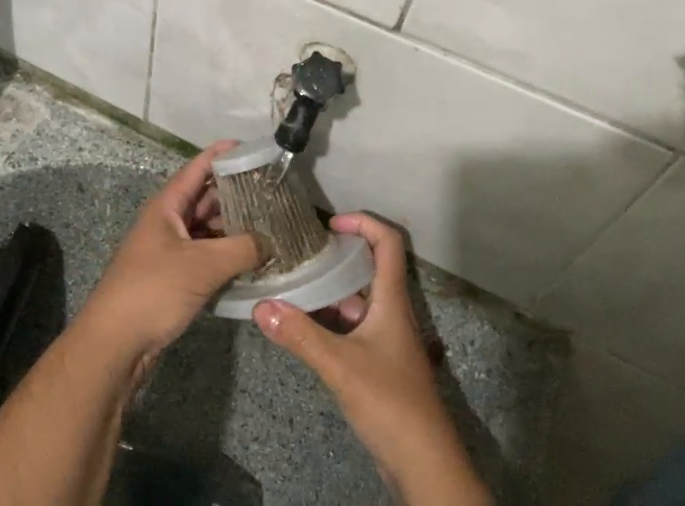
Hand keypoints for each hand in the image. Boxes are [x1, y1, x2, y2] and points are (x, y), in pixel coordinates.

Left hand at [78, 141, 262, 360]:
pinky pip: (204, 258)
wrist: (115, 344)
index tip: (248, 147)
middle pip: (204, 201)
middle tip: (273, 194)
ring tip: (270, 228)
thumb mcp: (202, 265)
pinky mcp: (172, 281)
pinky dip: (225, 257)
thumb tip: (270, 242)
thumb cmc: (153, 290)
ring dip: (233, 230)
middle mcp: (166, 225)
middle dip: (236, 196)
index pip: (196, 171)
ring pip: (206, 232)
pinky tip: (251, 262)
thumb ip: (241, 249)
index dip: (219, 156)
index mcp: (166, 208)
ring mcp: (168, 254)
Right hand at [255, 214, 490, 504]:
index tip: (330, 224)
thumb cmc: (390, 402)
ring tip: (294, 285)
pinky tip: (304, 327)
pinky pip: (354, 327)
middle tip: (300, 253)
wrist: (423, 461)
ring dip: (331, 290)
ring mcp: (388, 340)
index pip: (388, 243)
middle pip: (370, 269)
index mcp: (391, 302)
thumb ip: (301, 336)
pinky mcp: (380, 364)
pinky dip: (331, 320)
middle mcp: (392, 314)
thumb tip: (261, 306)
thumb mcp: (340, 366)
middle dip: (338, 256)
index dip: (363, 223)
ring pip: (359, 301)